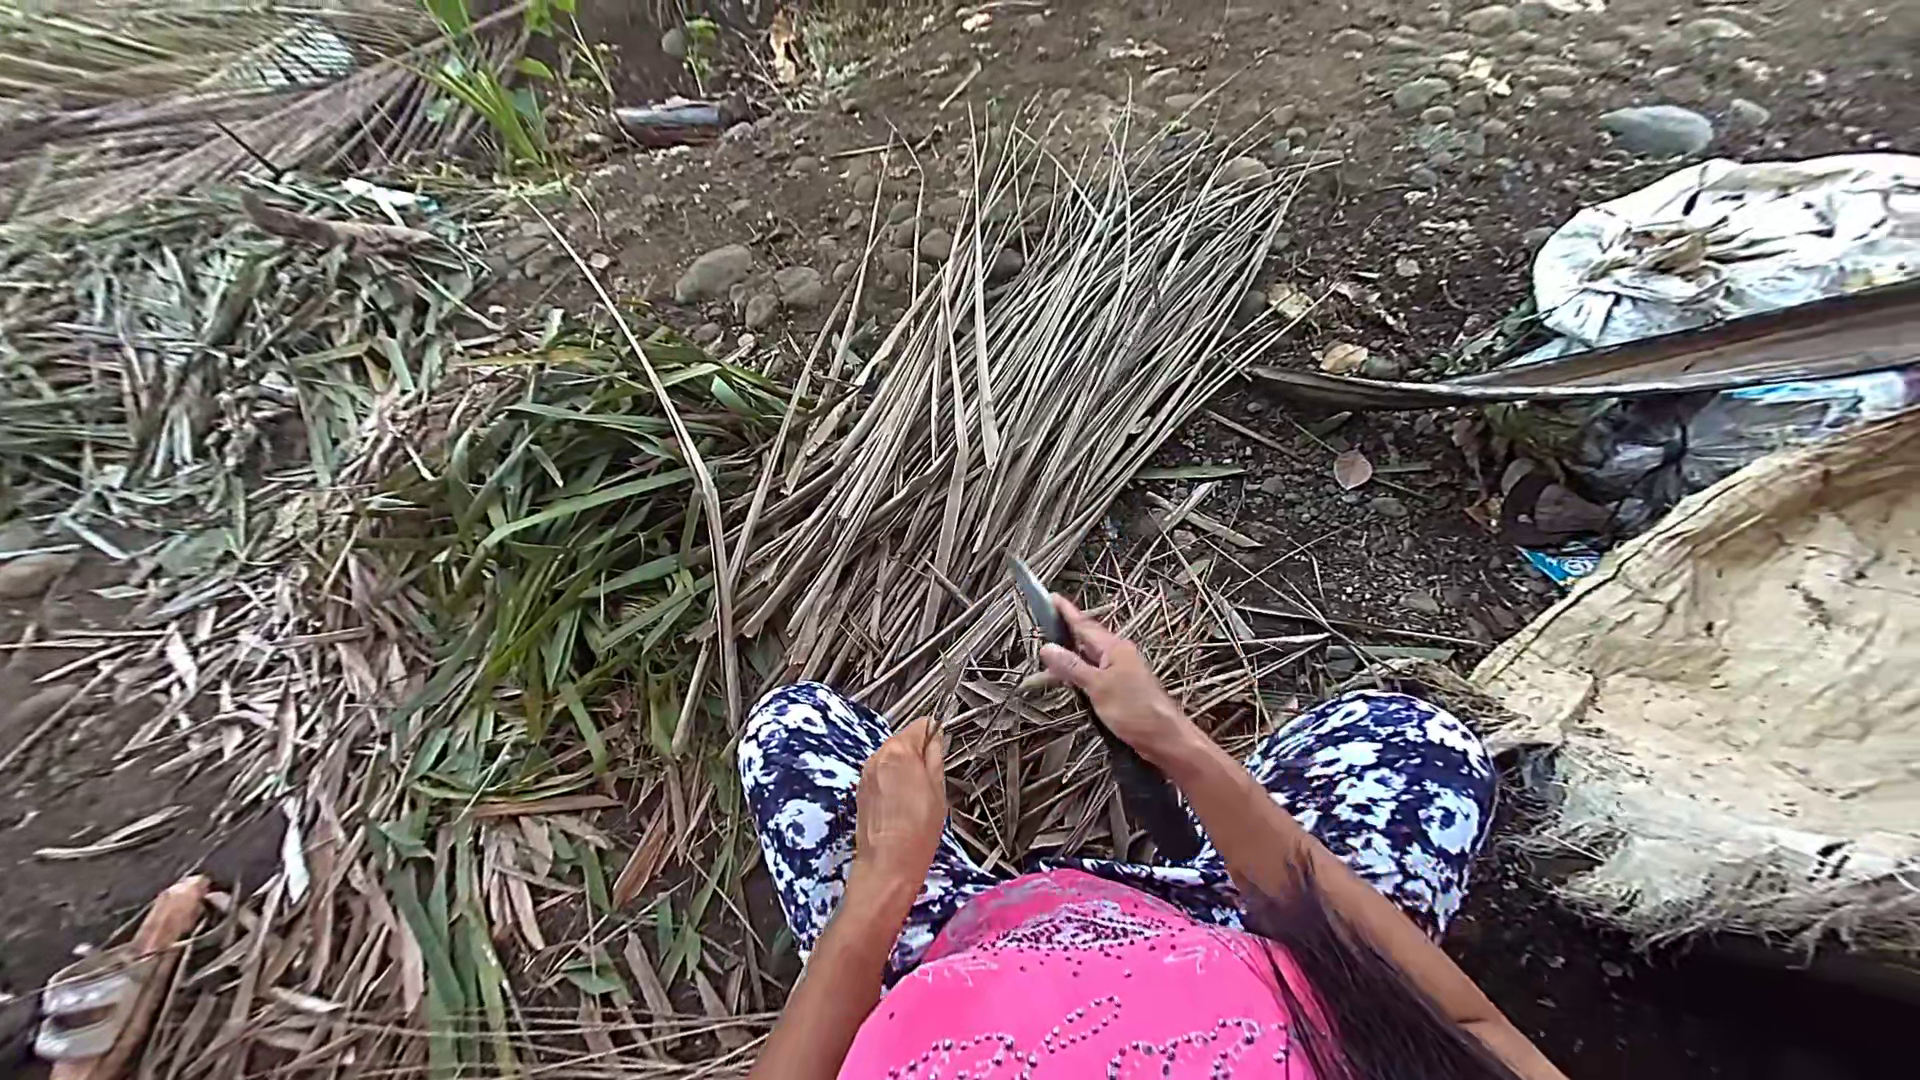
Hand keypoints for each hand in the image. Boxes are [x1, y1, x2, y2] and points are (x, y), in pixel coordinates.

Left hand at [851, 717, 947, 891]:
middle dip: (918, 754)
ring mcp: (867, 772)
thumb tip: (936, 738)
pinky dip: (892, 781)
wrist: (888, 864)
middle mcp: (878, 756)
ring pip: (892, 758)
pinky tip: (901, 804)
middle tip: (930, 781)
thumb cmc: (917, 829)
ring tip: (916, 796)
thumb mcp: (938, 788)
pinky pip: (881, 774)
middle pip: (904, 740)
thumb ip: (936, 756)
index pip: (922, 725)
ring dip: (904, 768)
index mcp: (900, 750)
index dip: (935, 737)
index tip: (940, 751)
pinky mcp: (861, 789)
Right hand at [1038, 596, 1203, 765]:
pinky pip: (1093, 673)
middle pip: (1085, 639)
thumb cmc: (1137, 711)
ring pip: (1088, 657)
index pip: (1083, 624)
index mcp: (1114, 648)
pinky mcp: (1119, 688)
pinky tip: (1067, 681)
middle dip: (1064, 633)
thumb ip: (1071, 666)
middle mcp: (1118, 655)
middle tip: (1043, 627)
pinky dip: (1077, 673)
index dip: (1066, 611)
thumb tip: (1047, 648)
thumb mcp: (1098, 686)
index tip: (1051, 598)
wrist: (1166, 739)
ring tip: (1047, 659)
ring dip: (1068, 657)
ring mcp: (1119, 671)